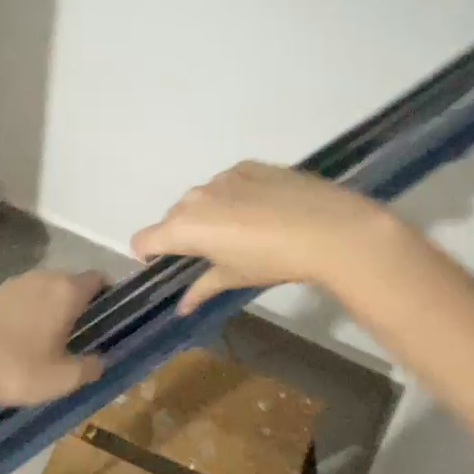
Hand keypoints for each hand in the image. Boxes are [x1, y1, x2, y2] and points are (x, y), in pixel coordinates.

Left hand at [0, 269, 105, 407]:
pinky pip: (24, 299)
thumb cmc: (17, 371)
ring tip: (55, 341)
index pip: (99, 279)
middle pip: (72, 283)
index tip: (109, 322)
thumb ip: (91, 366)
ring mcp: (14, 284)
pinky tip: (26, 340)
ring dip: (54, 309)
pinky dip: (31, 313)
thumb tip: (101, 360)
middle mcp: (42, 277)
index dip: (108, 298)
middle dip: (80, 306)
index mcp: (65, 290)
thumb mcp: (63, 378)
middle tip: (83, 338)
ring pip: (46, 291)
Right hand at [131, 160, 393, 312]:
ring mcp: (223, 177)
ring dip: (208, 214)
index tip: (166, 265)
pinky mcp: (249, 166)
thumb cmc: (273, 261)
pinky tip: (260, 211)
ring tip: (240, 232)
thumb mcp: (234, 277)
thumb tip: (182, 308)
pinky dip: (232, 197)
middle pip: (172, 218)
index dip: (148, 254)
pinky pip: (227, 183)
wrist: (330, 228)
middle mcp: (195, 197)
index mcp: (184, 228)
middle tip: (211, 254)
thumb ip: (202, 288)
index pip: (143, 240)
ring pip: (200, 199)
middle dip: (182, 235)